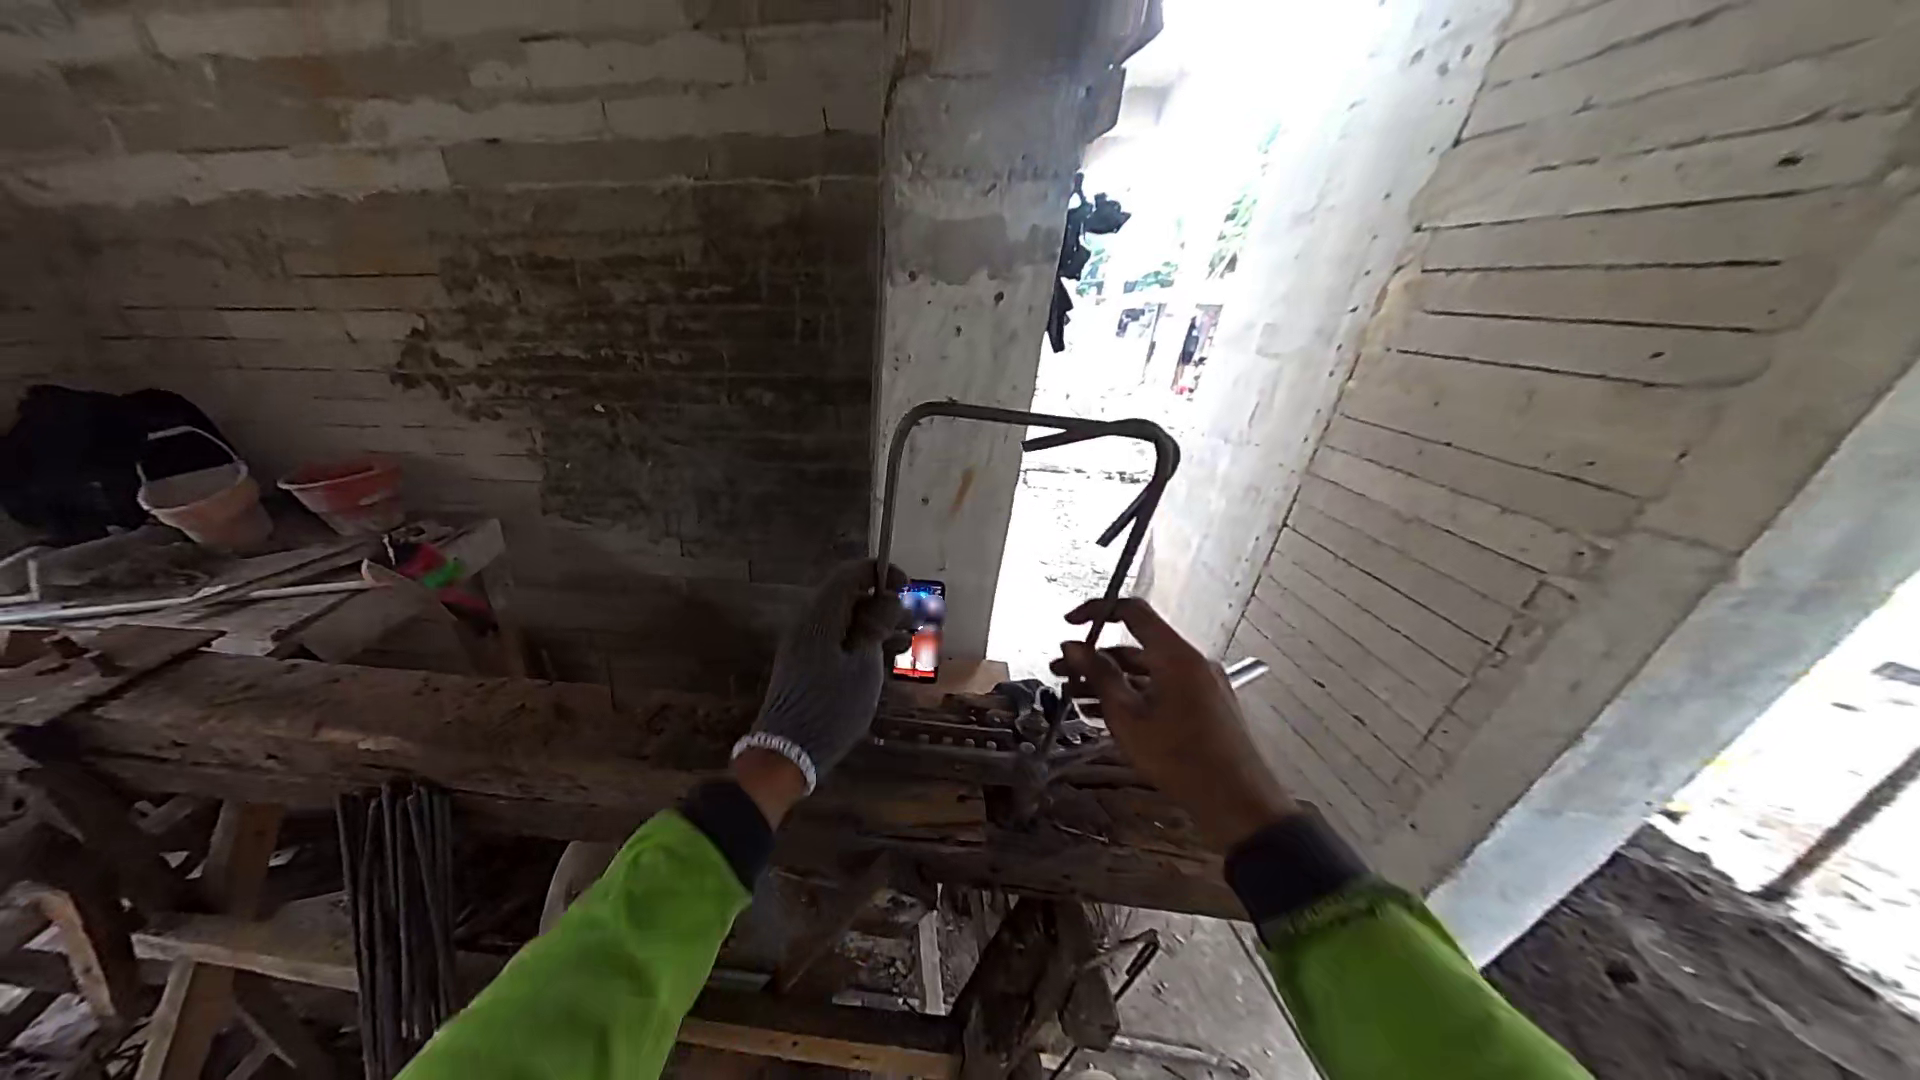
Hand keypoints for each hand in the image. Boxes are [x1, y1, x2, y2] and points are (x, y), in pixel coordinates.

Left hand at [736, 559, 907, 804]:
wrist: (788, 752)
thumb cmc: (831, 708)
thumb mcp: (864, 665)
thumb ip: (876, 626)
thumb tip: (888, 598)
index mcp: (819, 617)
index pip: (850, 574)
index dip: (880, 573)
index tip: (906, 586)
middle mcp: (809, 622)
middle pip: (849, 595)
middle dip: (883, 601)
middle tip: (913, 617)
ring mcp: (806, 643)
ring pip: (846, 618)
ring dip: (877, 623)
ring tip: (908, 638)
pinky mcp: (808, 661)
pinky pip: (839, 637)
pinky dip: (863, 640)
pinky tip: (888, 654)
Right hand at [1052, 597, 1299, 849]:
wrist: (1237, 804)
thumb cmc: (1180, 759)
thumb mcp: (1127, 717)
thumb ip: (1098, 676)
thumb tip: (1073, 646)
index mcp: (1175, 655)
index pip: (1132, 611)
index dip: (1097, 610)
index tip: (1070, 624)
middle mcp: (1190, 662)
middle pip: (1135, 647)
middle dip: (1094, 658)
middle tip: (1060, 672)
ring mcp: (1200, 684)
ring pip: (1145, 671)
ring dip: (1109, 680)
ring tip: (1073, 696)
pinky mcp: (1203, 706)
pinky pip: (1160, 690)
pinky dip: (1132, 695)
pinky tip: (1102, 713)